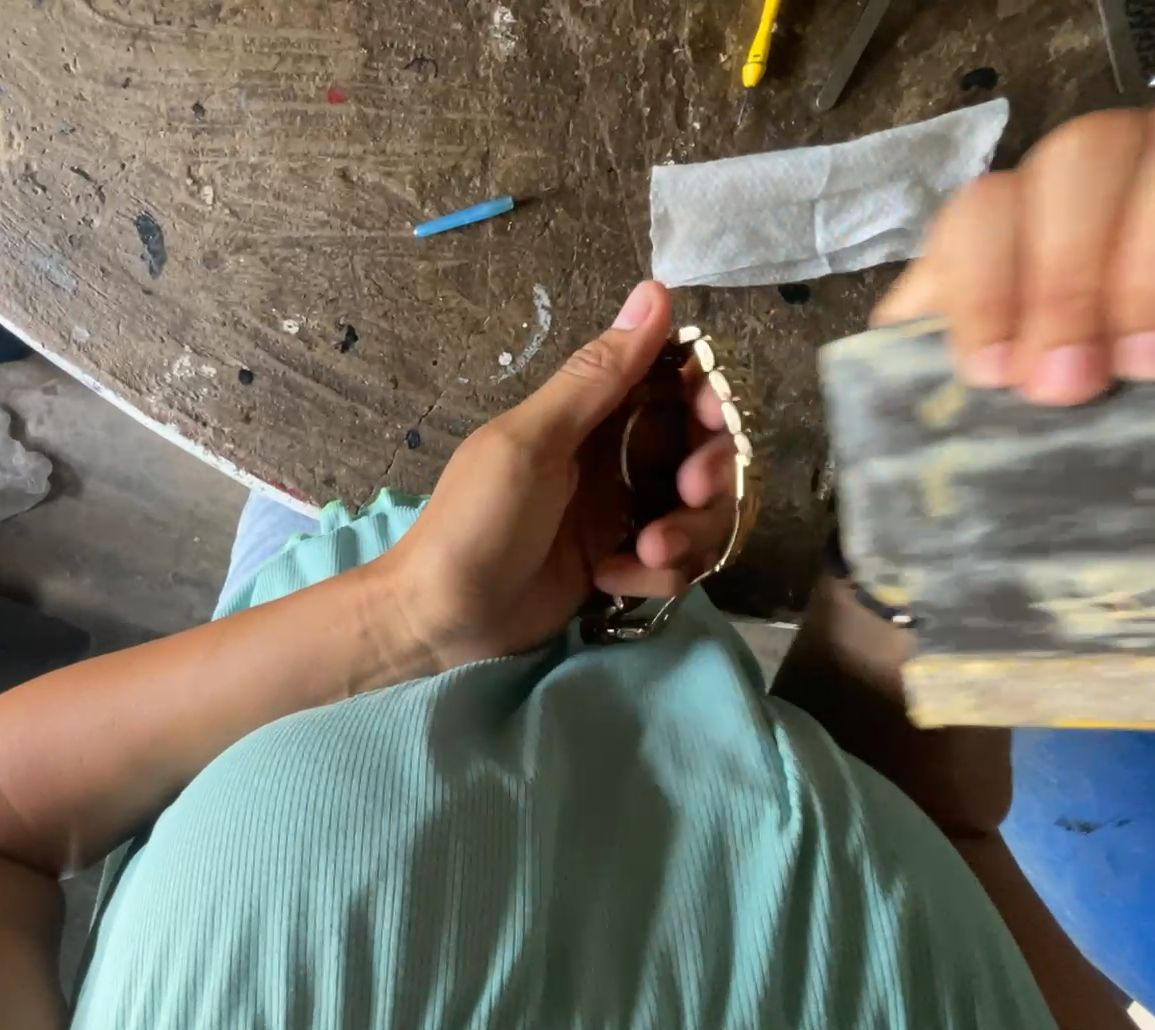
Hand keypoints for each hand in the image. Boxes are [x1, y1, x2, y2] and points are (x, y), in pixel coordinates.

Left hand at [373, 281, 738, 668]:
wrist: (443, 615)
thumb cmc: (476, 520)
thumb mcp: (531, 443)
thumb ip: (595, 376)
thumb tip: (655, 288)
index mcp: (587, 416)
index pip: (672, 384)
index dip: (705, 396)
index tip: (711, 418)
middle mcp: (612, 458)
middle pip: (702, 449)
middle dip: (710, 473)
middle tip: (691, 493)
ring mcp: (619, 513)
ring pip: (700, 511)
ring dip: (688, 533)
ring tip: (644, 554)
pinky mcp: (622, 564)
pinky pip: (675, 563)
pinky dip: (653, 574)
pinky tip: (607, 580)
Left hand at [876, 76, 1154, 403]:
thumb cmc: (1102, 345)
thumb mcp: (1023, 348)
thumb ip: (968, 348)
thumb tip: (887, 386)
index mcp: (1030, 203)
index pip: (981, 210)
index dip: (981, 290)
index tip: (993, 375)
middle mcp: (1122, 151)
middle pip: (1082, 161)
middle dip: (1069, 278)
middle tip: (1074, 381)